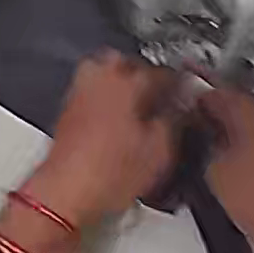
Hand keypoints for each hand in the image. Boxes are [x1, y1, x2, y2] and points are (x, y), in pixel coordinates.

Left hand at [21, 52, 180, 228]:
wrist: (67, 190)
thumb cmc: (109, 173)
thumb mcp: (159, 151)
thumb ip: (174, 121)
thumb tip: (180, 108)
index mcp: (128, 83)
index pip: (162, 72)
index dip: (179, 84)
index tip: (186, 93)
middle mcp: (102, 78)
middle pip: (130, 62)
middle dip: (147, 74)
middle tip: (161, 92)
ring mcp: (81, 89)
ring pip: (106, 68)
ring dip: (123, 78)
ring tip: (138, 100)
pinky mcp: (69, 105)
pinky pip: (92, 85)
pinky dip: (106, 91)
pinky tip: (116, 113)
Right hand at [199, 88, 253, 252]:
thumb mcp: (213, 167)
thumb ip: (202, 140)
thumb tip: (198, 131)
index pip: (224, 91)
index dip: (199, 95)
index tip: (185, 102)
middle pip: (238, 104)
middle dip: (213, 111)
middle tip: (191, 120)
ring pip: (248, 123)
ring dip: (226, 128)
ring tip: (203, 143)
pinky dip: (239, 145)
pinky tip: (223, 162)